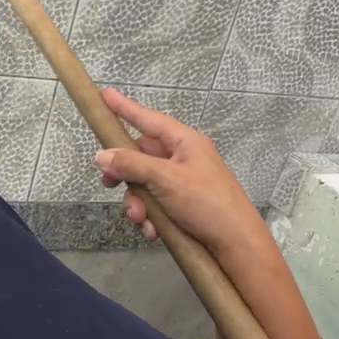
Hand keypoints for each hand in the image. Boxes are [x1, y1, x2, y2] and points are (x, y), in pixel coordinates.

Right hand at [93, 88, 261, 254]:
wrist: (237, 244)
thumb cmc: (205, 202)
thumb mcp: (164, 179)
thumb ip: (131, 164)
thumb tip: (101, 155)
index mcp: (184, 142)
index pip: (147, 119)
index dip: (124, 107)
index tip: (104, 94)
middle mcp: (183, 157)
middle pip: (140, 156)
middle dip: (124, 175)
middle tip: (108, 184)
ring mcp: (183, 182)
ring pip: (144, 184)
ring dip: (137, 202)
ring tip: (140, 218)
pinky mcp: (183, 205)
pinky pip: (155, 204)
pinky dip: (150, 216)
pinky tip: (153, 230)